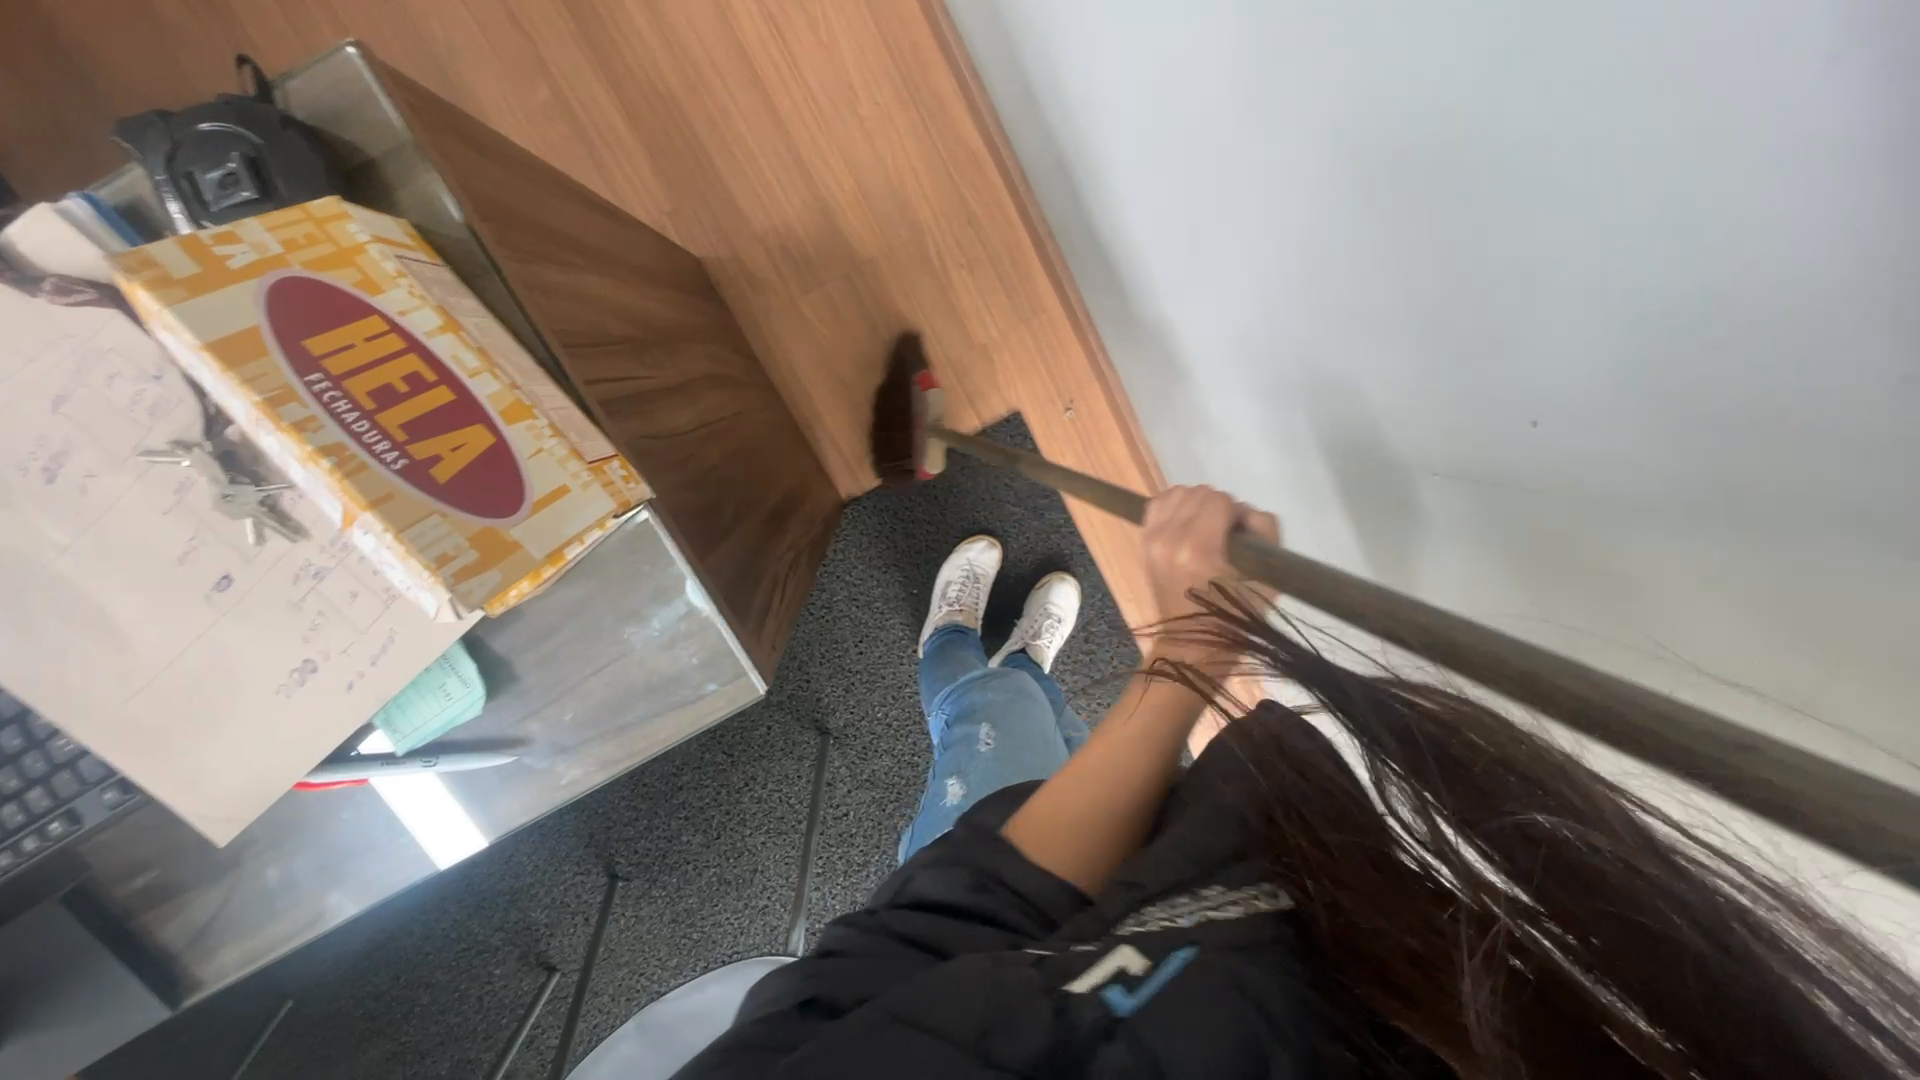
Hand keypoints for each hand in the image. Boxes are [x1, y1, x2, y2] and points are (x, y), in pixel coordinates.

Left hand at [1141, 484, 1279, 630]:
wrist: (1192, 642)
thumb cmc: (1234, 615)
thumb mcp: (1267, 577)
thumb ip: (1265, 530)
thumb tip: (1245, 512)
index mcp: (1198, 548)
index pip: (1219, 501)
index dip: (1237, 512)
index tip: (1243, 534)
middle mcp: (1169, 539)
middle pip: (1198, 493)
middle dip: (1218, 506)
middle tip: (1227, 532)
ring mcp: (1151, 540)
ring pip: (1176, 494)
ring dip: (1195, 504)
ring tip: (1207, 527)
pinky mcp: (1143, 544)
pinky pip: (1156, 505)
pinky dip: (1174, 508)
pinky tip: (1187, 524)